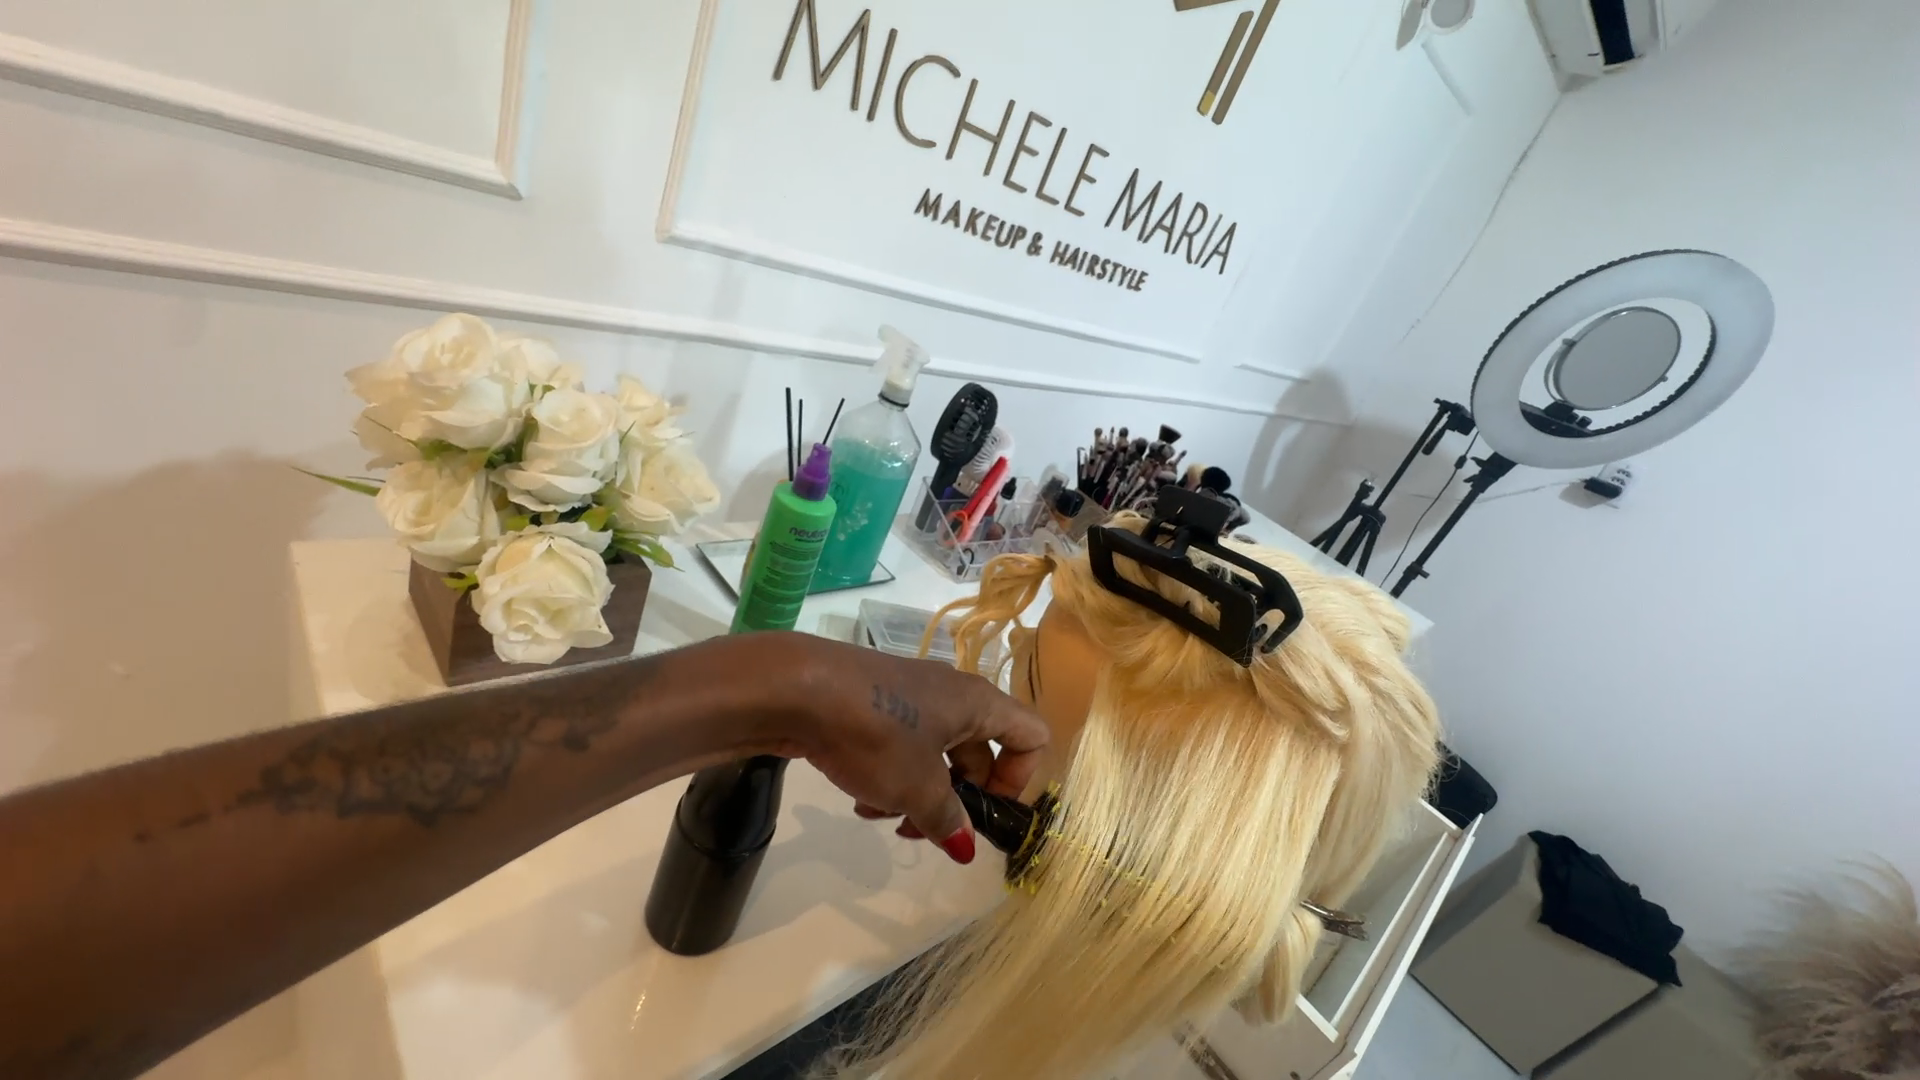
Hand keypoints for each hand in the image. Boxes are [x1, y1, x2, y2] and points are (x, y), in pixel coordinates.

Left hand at [769, 635, 1047, 863]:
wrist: (797, 688)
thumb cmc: (874, 734)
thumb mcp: (916, 787)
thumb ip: (948, 819)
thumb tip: (966, 847)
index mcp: (977, 703)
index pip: (1031, 736)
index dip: (1019, 779)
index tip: (986, 811)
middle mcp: (951, 695)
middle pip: (979, 753)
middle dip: (958, 799)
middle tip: (928, 829)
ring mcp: (911, 697)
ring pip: (935, 756)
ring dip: (918, 795)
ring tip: (883, 816)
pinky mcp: (876, 704)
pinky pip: (902, 747)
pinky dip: (891, 776)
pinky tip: (860, 800)